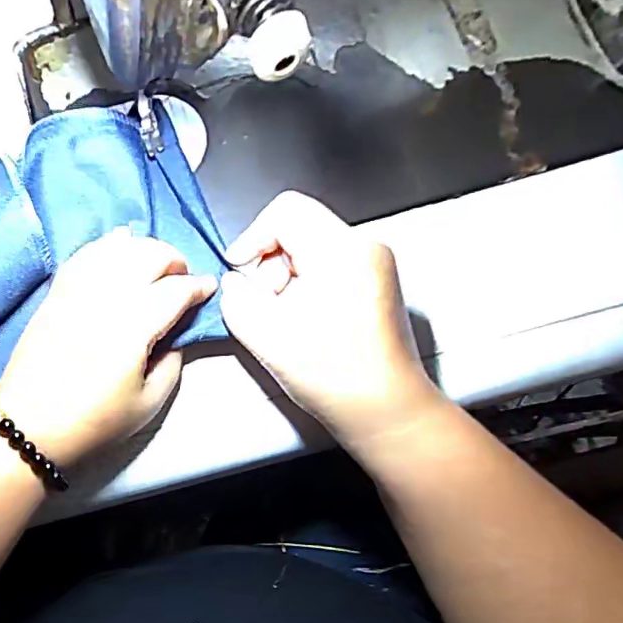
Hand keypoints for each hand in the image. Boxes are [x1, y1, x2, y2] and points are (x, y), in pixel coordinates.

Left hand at [0, 230, 216, 465]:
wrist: (30, 424)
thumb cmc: (92, 421)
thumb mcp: (148, 404)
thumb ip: (172, 364)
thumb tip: (174, 337)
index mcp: (135, 325)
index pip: (176, 290)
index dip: (198, 286)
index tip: (209, 287)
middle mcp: (107, 296)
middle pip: (148, 255)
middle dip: (173, 260)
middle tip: (181, 278)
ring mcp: (78, 289)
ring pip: (116, 247)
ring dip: (142, 248)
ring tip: (153, 264)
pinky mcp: (56, 292)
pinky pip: (85, 254)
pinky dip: (106, 245)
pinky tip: (116, 246)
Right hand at [220, 192, 445, 450]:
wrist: (386, 410)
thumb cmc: (336, 377)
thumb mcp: (265, 335)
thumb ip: (236, 299)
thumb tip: (235, 283)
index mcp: (342, 250)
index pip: (284, 211)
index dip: (251, 240)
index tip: (240, 275)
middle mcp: (366, 247)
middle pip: (299, 229)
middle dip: (270, 265)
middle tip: (267, 307)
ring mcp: (376, 265)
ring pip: (312, 250)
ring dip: (288, 280)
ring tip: (287, 322)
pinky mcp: (377, 285)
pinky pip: (330, 269)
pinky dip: (309, 290)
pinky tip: (306, 326)